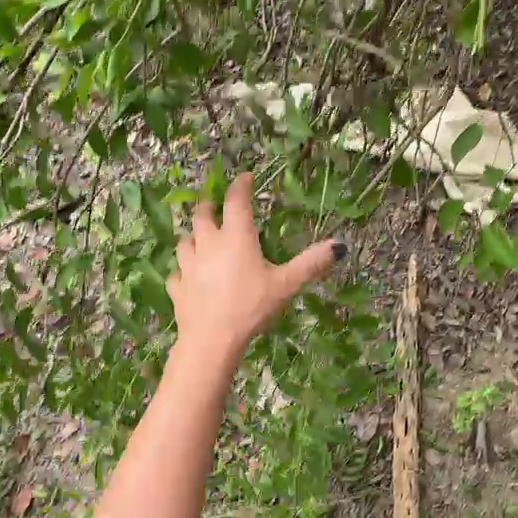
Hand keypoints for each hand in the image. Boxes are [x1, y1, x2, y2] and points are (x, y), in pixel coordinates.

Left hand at [167, 171, 342, 359]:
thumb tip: (340, 245)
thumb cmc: (250, 307)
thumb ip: (310, 264)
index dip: (240, 185)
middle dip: (208, 205)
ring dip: (192, 236)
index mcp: (235, 237)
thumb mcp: (285, 285)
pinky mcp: (178, 287)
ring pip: (185, 241)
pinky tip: (188, 276)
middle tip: (214, 203)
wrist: (212, 339)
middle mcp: (208, 244)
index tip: (245, 177)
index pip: (236, 200)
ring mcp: (188, 265)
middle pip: (202, 215)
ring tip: (199, 238)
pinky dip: (183, 270)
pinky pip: (177, 273)